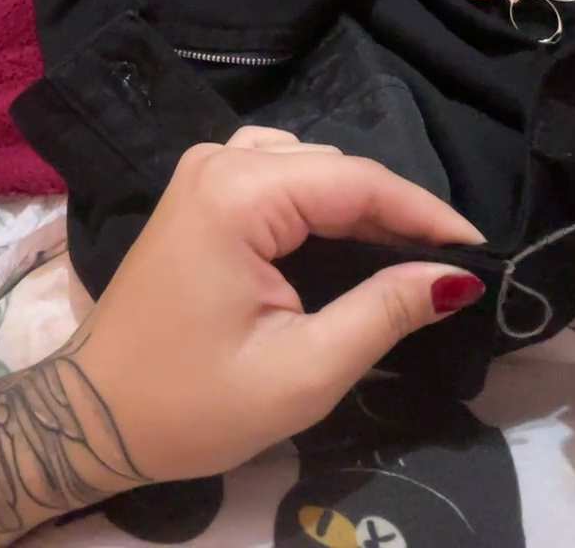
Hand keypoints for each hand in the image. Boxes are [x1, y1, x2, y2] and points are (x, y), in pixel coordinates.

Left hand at [71, 126, 488, 482]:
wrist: (96, 412)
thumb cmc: (192, 405)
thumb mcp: (301, 371)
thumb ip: (383, 312)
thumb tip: (455, 276)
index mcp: (237, 195)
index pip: (356, 182)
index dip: (424, 212)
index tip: (478, 248)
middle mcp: (219, 161)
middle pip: (333, 168)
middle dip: (394, 211)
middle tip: (446, 264)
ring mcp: (204, 168)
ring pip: (309, 164)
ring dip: (358, 203)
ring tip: (401, 251)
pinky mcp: (201, 187)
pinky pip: (278, 169)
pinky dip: (319, 196)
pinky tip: (339, 230)